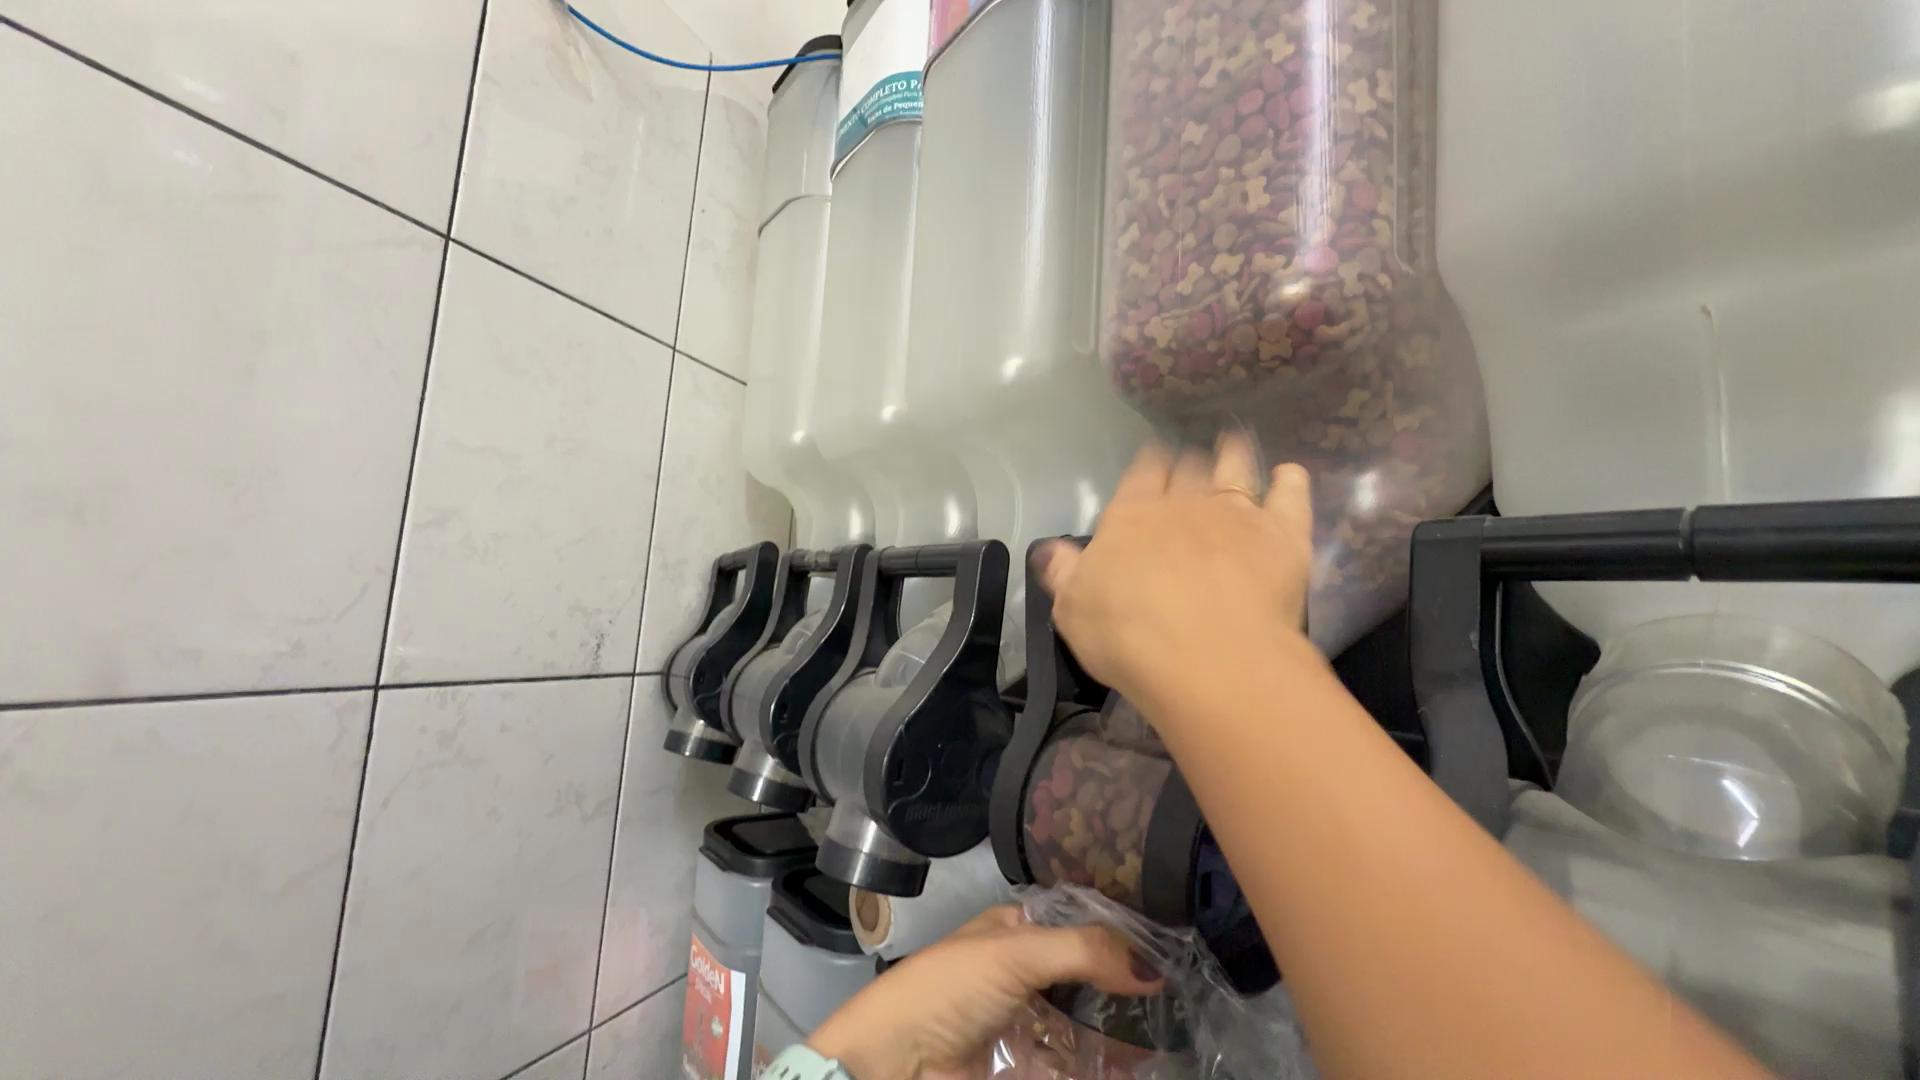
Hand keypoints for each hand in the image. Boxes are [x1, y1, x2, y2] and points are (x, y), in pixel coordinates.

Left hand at [806, 905, 1160, 1079]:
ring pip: (1084, 1023)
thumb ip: (1084, 951)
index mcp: (1013, 930)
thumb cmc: (951, 988)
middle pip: (1085, 976)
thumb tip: (1154, 967)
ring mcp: (1025, 1021)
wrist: (895, 1064)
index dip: (1118, 931)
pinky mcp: (1024, 1066)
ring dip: (1121, 1032)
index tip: (1168, 944)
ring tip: (1170, 1033)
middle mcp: (1022, 971)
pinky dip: (1104, 1066)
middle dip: (1125, 987)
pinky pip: (1073, 1063)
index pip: (1076, 921)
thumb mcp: (1015, 952)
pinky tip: (1139, 1065)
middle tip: (1178, 995)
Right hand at [1033, 435, 1315, 720]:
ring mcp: (1237, 515)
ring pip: (1237, 470)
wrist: (1206, 655)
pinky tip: (1291, 474)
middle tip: (1193, 458)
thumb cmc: (1127, 634)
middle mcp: (1183, 503)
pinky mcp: (1283, 536)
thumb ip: (1064, 573)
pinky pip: (1291, 498)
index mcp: (1131, 517)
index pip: (1140, 476)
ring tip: (1235, 443)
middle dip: (1189, 460)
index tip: (1154, 458)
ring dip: (1234, 454)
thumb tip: (1050, 548)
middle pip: (1188, 468)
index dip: (1148, 464)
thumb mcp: (1073, 609)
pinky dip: (1292, 482)